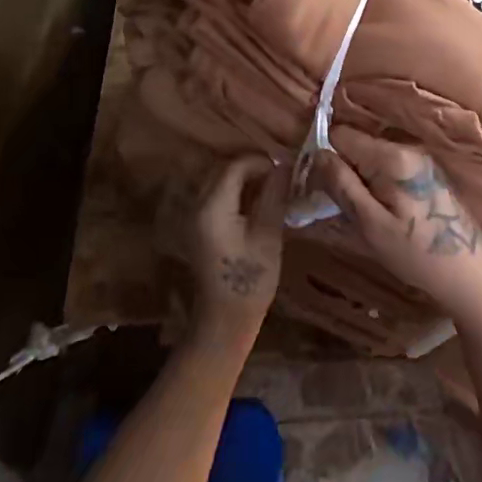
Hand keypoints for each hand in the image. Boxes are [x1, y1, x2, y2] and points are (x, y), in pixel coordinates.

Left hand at [189, 155, 287, 343]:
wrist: (224, 318)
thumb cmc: (250, 281)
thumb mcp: (268, 237)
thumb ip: (274, 197)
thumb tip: (285, 167)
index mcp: (212, 206)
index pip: (234, 167)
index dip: (261, 162)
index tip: (287, 169)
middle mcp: (196, 204)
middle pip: (223, 169)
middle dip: (252, 168)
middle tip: (281, 178)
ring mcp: (194, 214)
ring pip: (218, 181)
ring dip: (244, 179)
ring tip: (273, 189)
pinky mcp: (198, 224)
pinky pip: (215, 195)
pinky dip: (235, 192)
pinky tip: (257, 203)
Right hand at [308, 126, 481, 318]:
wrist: (473, 278)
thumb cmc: (417, 254)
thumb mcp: (370, 224)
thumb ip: (342, 184)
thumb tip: (318, 153)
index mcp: (392, 156)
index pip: (341, 135)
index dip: (325, 157)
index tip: (321, 187)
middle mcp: (407, 148)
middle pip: (356, 145)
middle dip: (342, 170)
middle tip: (341, 208)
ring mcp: (420, 160)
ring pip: (370, 158)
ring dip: (358, 180)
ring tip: (363, 216)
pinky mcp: (426, 175)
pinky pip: (387, 168)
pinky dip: (376, 185)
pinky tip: (383, 215)